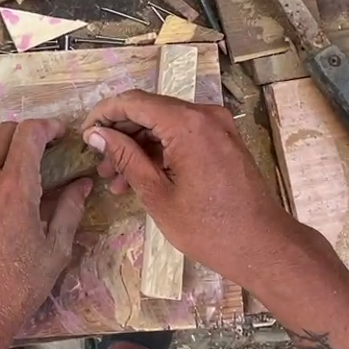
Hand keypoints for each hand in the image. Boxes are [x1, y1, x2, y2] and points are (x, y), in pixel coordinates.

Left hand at [0, 119, 90, 347]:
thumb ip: (69, 211)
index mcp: (15, 188)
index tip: (58, 133)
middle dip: (26, 134)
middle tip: (39, 150)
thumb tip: (83, 184)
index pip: (29, 133)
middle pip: (4, 132)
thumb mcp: (53, 253)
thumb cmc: (15, 290)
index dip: (48, 126)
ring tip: (10, 160)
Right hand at [81, 90, 305, 288]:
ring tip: (115, 178)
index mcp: (187, 123)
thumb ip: (125, 158)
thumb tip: (96, 135)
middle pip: (149, 110)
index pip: (133, 102)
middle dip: (120, 134)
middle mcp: (204, 115)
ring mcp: (217, 126)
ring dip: (138, 145)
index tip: (85, 134)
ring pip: (164, 124)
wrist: (264, 247)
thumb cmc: (208, 227)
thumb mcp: (157, 194)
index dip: (104, 114)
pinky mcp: (222, 140)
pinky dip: (160, 151)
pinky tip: (141, 177)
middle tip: (99, 163)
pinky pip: (183, 135)